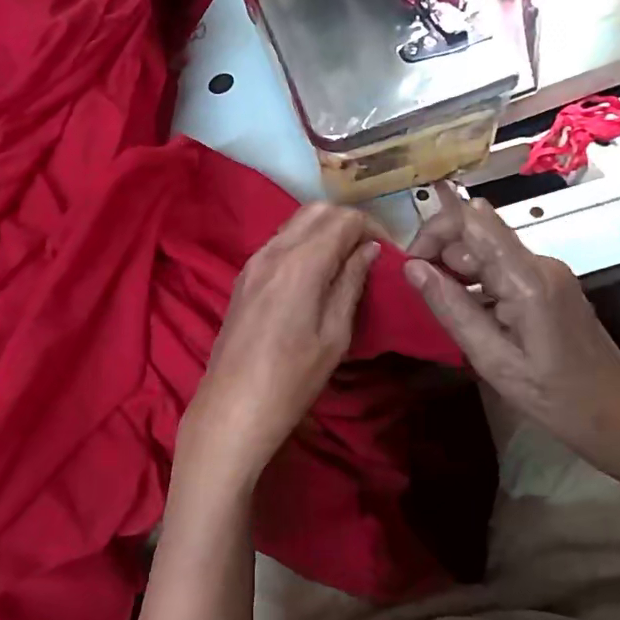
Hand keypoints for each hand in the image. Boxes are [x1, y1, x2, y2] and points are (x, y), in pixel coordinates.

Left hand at [177, 204, 381, 493]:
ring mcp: (254, 260)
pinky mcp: (244, 275)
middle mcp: (274, 250)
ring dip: (325, 229)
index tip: (387, 250)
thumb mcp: (335, 334)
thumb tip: (368, 250)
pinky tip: (317, 271)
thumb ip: (351, 283)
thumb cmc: (292, 379)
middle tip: (369, 250)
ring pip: (296, 222)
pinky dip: (304, 242)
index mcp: (301, 262)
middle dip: (348, 221)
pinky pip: (280, 241)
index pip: (344, 219)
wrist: (232, 409)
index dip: (371, 227)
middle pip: (318, 210)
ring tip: (347, 260)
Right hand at [402, 186, 619, 480]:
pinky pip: (504, 268)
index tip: (412, 266)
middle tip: (424, 298)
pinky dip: (479, 283)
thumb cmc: (558, 400)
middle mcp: (540, 263)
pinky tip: (472, 318)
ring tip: (444, 312)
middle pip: (478, 231)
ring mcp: (548, 272)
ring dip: (458, 271)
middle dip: (442, 255)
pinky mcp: (551, 286)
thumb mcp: (495, 361)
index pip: (472, 218)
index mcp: (528, 278)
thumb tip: (412, 268)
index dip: (435, 231)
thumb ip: (452, 309)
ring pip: (488, 250)